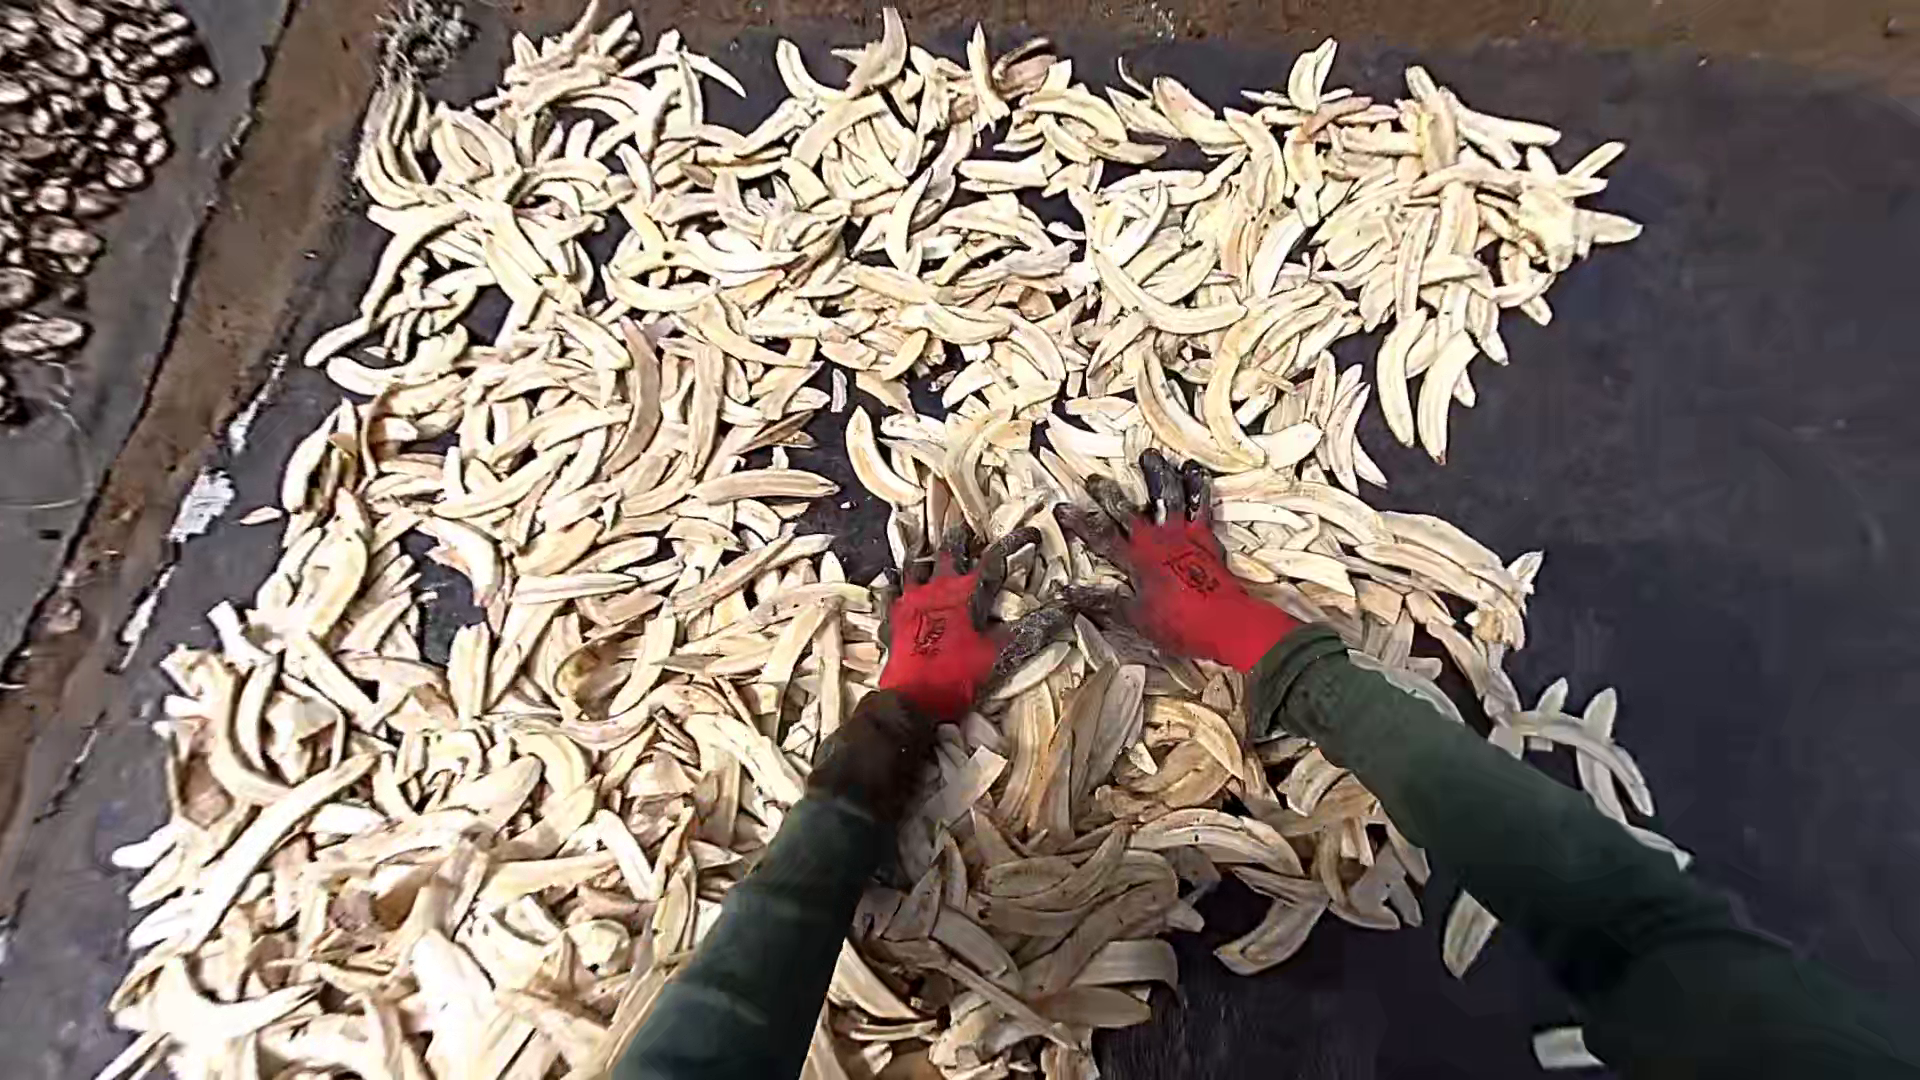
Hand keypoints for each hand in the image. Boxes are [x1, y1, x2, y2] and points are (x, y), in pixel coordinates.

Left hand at [811, 525, 1070, 820]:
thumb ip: (1033, 629)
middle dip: (960, 535)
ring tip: (923, 543)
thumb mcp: (1000, 654)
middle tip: (964, 524)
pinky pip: (888, 594)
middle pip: (950, 551)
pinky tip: (888, 580)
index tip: (1031, 531)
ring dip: (923, 554)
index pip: (997, 558)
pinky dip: (890, 585)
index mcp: (968, 593)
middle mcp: (938, 587)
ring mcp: (910, 600)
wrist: (912, 698)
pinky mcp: (891, 617)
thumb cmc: (959, 674)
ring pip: (915, 566)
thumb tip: (1067, 610)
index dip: (1016, 542)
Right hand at [1055, 449, 1300, 671]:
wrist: (1225, 623)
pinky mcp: (1205, 536)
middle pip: (1128, 510)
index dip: (1080, 522)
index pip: (1101, 536)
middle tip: (1093, 479)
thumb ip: (1101, 601)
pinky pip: (1201, 505)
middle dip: (1107, 494)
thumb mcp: (1133, 617)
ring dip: (1157, 475)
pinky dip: (1197, 485)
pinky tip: (1193, 470)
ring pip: (1167, 496)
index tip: (1062, 508)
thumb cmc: (1178, 622)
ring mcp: (1183, 534)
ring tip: (1150, 456)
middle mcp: (1157, 540)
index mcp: (1136, 559)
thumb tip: (1066, 593)